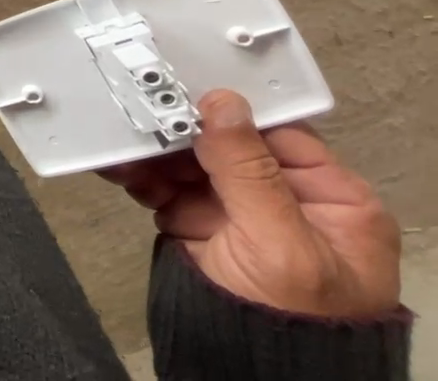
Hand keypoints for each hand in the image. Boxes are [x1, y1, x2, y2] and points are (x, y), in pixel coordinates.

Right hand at [103, 89, 400, 318]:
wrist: (245, 364)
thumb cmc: (292, 316)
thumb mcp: (280, 242)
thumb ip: (250, 172)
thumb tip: (224, 105)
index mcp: (329, 198)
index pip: (276, 133)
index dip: (228, 112)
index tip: (181, 93)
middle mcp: (282, 195)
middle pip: (220, 140)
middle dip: (174, 131)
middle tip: (137, 120)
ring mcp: (234, 205)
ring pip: (182, 155)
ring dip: (147, 150)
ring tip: (119, 151)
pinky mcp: (192, 214)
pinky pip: (158, 178)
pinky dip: (135, 171)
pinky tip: (118, 168)